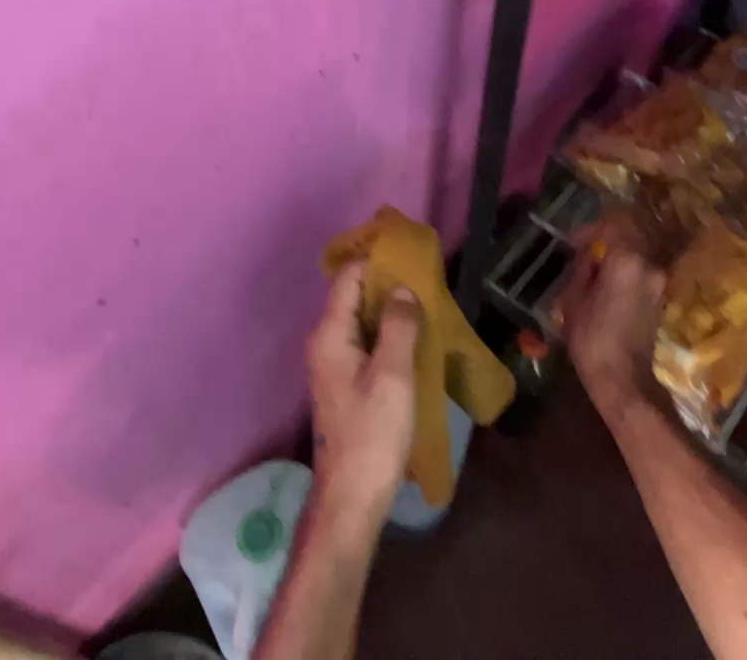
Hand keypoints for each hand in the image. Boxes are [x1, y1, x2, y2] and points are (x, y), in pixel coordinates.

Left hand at [308, 262, 420, 527]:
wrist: (353, 494)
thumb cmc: (373, 432)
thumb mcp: (393, 374)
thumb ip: (397, 326)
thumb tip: (401, 288)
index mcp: (329, 334)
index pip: (346, 278)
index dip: (374, 261)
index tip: (406, 252)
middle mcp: (324, 342)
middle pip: (350, 296)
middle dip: (383, 283)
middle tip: (422, 275)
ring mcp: (332, 363)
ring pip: (358, 320)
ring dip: (386, 309)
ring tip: (422, 300)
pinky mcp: (344, 382)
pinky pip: (363, 342)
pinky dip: (384, 332)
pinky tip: (411, 336)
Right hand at [559, 224, 665, 414]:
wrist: (623, 379)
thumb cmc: (591, 338)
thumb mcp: (574, 299)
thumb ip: (582, 269)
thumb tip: (587, 256)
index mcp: (627, 261)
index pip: (613, 225)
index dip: (590, 229)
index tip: (573, 243)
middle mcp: (649, 267)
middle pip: (628, 239)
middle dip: (604, 243)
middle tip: (581, 256)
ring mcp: (658, 284)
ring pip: (635, 258)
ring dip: (614, 260)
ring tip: (591, 275)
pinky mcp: (659, 301)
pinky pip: (640, 275)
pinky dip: (624, 275)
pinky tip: (606, 290)